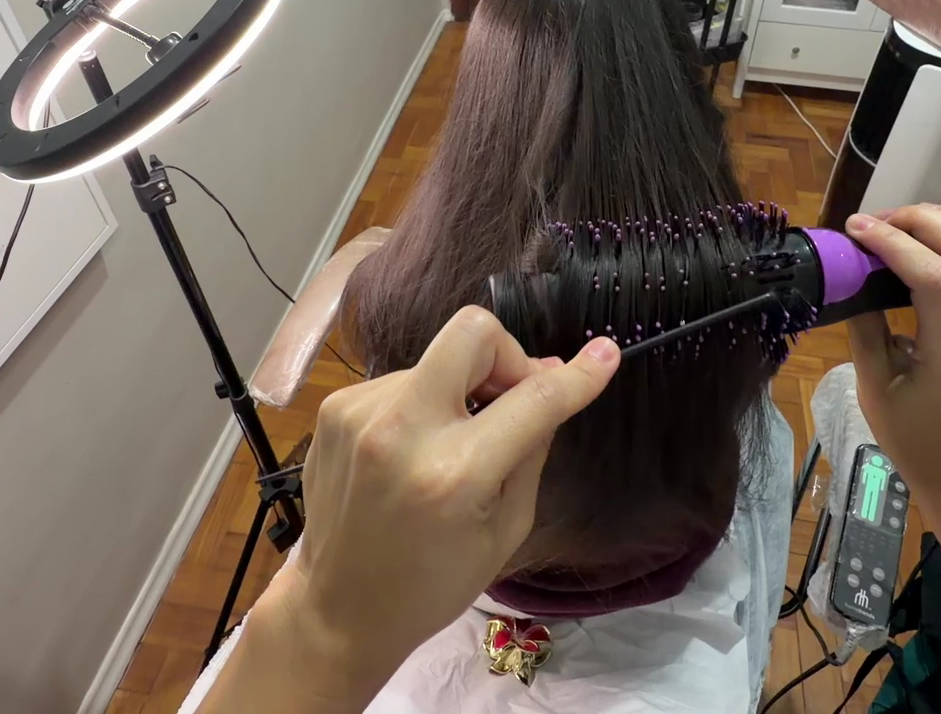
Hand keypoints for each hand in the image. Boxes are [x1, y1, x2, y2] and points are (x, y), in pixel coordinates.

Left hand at [264, 307, 619, 686]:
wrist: (334, 610)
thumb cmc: (432, 583)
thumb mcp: (506, 528)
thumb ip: (532, 446)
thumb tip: (552, 379)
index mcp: (453, 474)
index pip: (532, 400)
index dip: (579, 375)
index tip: (606, 354)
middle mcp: (401, 429)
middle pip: (471, 331)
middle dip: (506, 353)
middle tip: (510, 396)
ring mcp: (360, 411)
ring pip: (439, 358)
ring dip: (461, 389)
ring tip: (453, 443)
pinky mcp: (337, 407)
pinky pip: (405, 378)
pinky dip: (425, 403)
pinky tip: (414, 449)